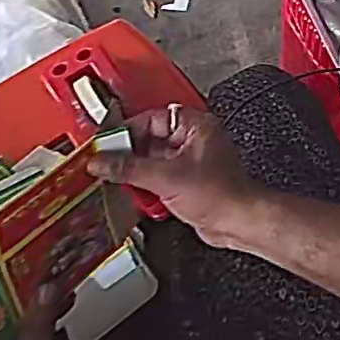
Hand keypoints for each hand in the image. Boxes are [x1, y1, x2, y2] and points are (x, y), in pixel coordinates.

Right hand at [88, 105, 264, 247]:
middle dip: (128, 152)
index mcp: (195, 126)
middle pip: (150, 139)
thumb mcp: (166, 177)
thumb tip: (102, 160)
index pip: (152, 118)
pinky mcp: (186, 180)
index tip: (105, 142)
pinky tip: (132, 191)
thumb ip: (129, 168)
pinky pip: (158, 175)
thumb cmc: (220, 193)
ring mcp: (190, 160)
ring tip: (114, 176)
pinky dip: (145, 183)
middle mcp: (194, 139)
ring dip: (135, 170)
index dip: (127, 130)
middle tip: (104, 161)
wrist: (237, 222)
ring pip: (152, 159)